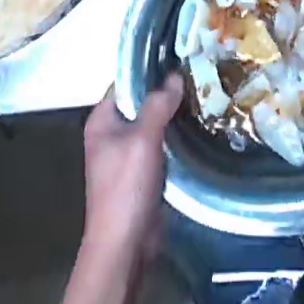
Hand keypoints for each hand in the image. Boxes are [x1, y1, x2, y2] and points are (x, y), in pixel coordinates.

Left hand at [80, 74, 182, 251]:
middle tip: (197, 76)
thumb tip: (175, 75)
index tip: (178, 58)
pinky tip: (196, 126)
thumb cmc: (126, 187)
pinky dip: (174, 135)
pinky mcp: (141, 171)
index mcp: (101, 120)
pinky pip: (159, 143)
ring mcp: (125, 153)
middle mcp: (110, 133)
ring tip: (202, 96)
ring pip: (152, 123)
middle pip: (140, 102)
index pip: (125, 82)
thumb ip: (158, 104)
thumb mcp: (142, 139)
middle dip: (165, 91)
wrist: (124, 244)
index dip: (149, 69)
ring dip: (172, 114)